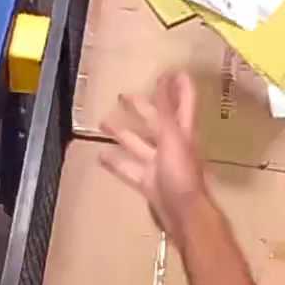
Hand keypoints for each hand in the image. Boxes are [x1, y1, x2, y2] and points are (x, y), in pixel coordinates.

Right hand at [98, 70, 212, 236]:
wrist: (183, 214)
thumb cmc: (182, 174)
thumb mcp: (173, 135)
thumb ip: (167, 107)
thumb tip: (166, 76)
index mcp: (182, 130)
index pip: (184, 101)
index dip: (178, 85)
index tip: (169, 70)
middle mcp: (171, 145)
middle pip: (154, 121)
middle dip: (140, 107)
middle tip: (122, 95)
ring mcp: (159, 165)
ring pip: (138, 144)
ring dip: (122, 133)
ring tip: (104, 123)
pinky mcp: (148, 183)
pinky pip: (129, 169)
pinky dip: (115, 162)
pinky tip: (101, 156)